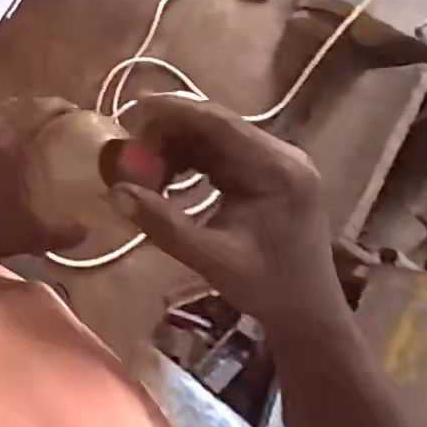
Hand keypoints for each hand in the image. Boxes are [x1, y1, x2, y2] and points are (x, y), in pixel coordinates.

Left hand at [0, 97, 87, 262]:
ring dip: (15, 112)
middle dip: (41, 110)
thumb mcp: (30, 236)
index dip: (64, 110)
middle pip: (23, 104)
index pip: (47, 110)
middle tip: (53, 121)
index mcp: (15, 140)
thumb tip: (86, 229)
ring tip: (25, 126)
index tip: (75, 115)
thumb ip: (63, 232)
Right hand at [111, 96, 337, 328]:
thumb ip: (163, 224)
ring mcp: (276, 160)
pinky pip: (221, 150)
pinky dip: (190, 158)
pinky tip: (168, 176)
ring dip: (176, 145)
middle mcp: (281, 154)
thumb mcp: (212, 259)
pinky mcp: (268, 170)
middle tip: (130, 147)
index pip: (218, 122)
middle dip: (169, 131)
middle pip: (214, 124)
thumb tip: (115, 192)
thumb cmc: (267, 288)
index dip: (173, 110)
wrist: (310, 316)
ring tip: (144, 166)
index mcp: (276, 169)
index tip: (132, 109)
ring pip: (214, 135)